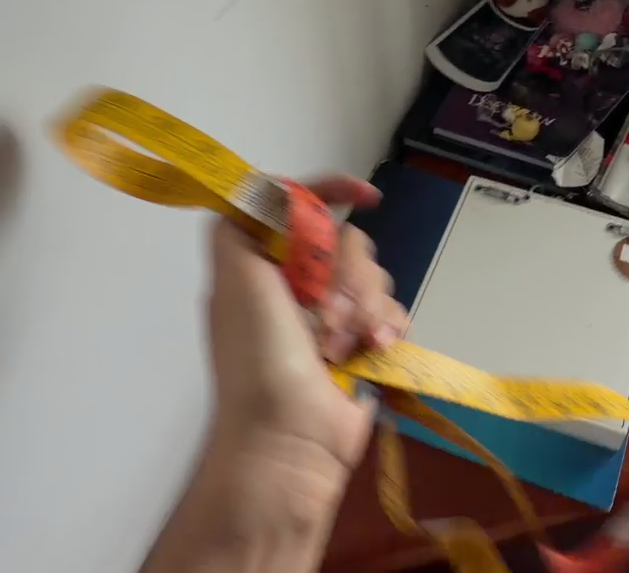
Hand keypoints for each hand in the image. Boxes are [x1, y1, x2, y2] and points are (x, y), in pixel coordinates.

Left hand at [200, 175, 407, 524]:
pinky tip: (376, 347)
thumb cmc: (257, 358)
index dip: (334, 190)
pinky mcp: (366, 342)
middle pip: (350, 240)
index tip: (366, 195)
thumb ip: (241, 224)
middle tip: (329, 312)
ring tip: (350, 343)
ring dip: (366, 307)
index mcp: (269, 267)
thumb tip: (266, 188)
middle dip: (348, 275)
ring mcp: (336, 315)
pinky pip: (393, 310)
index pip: (305, 207)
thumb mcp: (234, 281)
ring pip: (376, 274)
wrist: (289, 439)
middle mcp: (302, 286)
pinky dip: (387, 326)